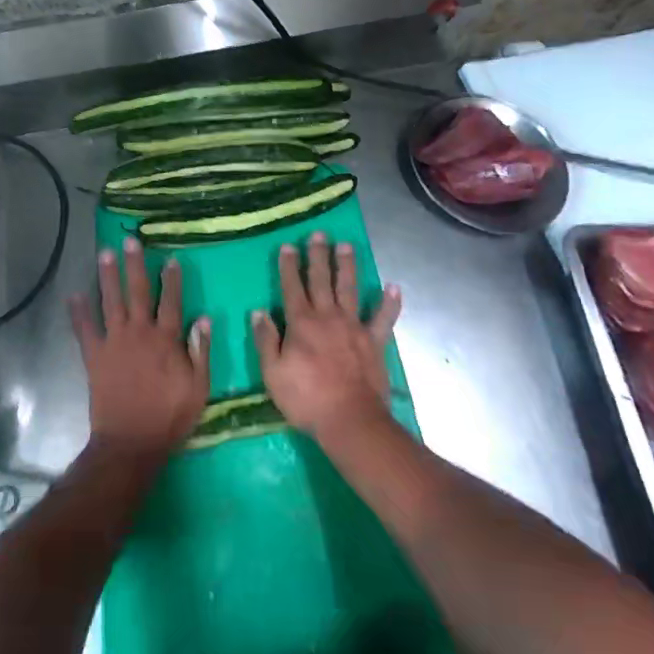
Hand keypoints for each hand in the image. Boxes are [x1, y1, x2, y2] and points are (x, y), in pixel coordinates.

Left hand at [70, 238, 210, 458]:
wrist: (131, 442)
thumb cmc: (169, 416)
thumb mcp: (198, 387)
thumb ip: (200, 351)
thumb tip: (203, 319)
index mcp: (166, 340)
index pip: (172, 301)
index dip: (172, 280)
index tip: (171, 259)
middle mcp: (140, 333)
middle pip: (138, 292)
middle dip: (135, 266)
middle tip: (130, 241)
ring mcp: (115, 342)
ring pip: (111, 302)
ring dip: (108, 277)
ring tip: (105, 254)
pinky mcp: (95, 356)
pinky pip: (84, 330)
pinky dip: (78, 313)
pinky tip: (73, 295)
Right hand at [252, 230, 402, 438]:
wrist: (350, 419)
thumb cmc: (306, 399)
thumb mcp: (273, 373)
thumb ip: (266, 340)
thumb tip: (259, 312)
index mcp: (301, 323)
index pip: (292, 287)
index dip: (289, 266)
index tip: (288, 246)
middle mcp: (328, 317)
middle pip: (321, 280)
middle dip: (318, 256)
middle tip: (319, 234)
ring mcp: (354, 327)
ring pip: (349, 289)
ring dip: (347, 266)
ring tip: (346, 246)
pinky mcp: (374, 342)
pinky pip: (383, 318)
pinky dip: (389, 303)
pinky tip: (394, 287)